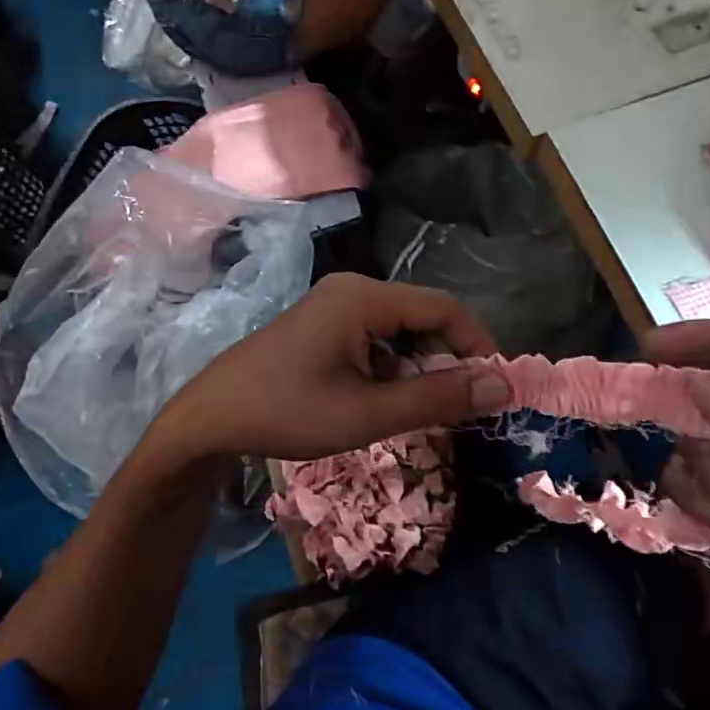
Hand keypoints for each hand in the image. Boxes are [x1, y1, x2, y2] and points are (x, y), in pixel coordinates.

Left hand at [141, 274, 506, 465]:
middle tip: (465, 404)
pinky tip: (392, 399)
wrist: (208, 419)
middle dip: (451, 358)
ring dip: (424, 365)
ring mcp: (337, 305)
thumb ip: (438, 398)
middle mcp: (355, 290)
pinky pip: (379, 338)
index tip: (496, 386)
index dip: (479, 344)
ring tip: (430, 407)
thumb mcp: (368, 414)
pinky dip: (397, 366)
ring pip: (403, 328)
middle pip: (425, 315)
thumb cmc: (286, 413)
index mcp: (365, 298)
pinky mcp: (327, 325)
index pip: (446, 308)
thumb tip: (501, 387)